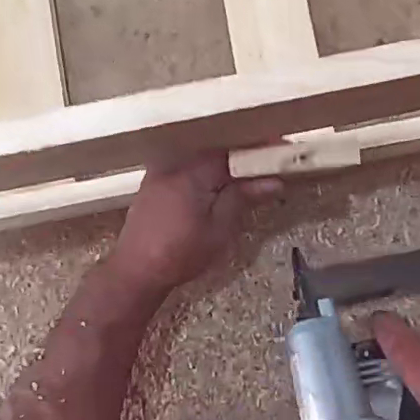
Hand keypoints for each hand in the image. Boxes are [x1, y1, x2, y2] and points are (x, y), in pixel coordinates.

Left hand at [107, 153, 282, 297]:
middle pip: (217, 148)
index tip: (283, 149)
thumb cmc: (181, 254)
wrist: (135, 272)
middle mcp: (174, 163)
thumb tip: (274, 181)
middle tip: (271, 160)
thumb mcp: (219, 229)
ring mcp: (161, 171)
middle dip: (245, 152)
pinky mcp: (154, 182)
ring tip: (251, 171)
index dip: (260, 148)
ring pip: (202, 156)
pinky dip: (207, 169)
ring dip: (226, 160)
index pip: (234, 150)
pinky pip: (188, 165)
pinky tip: (220, 182)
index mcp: (193, 172)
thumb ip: (243, 198)